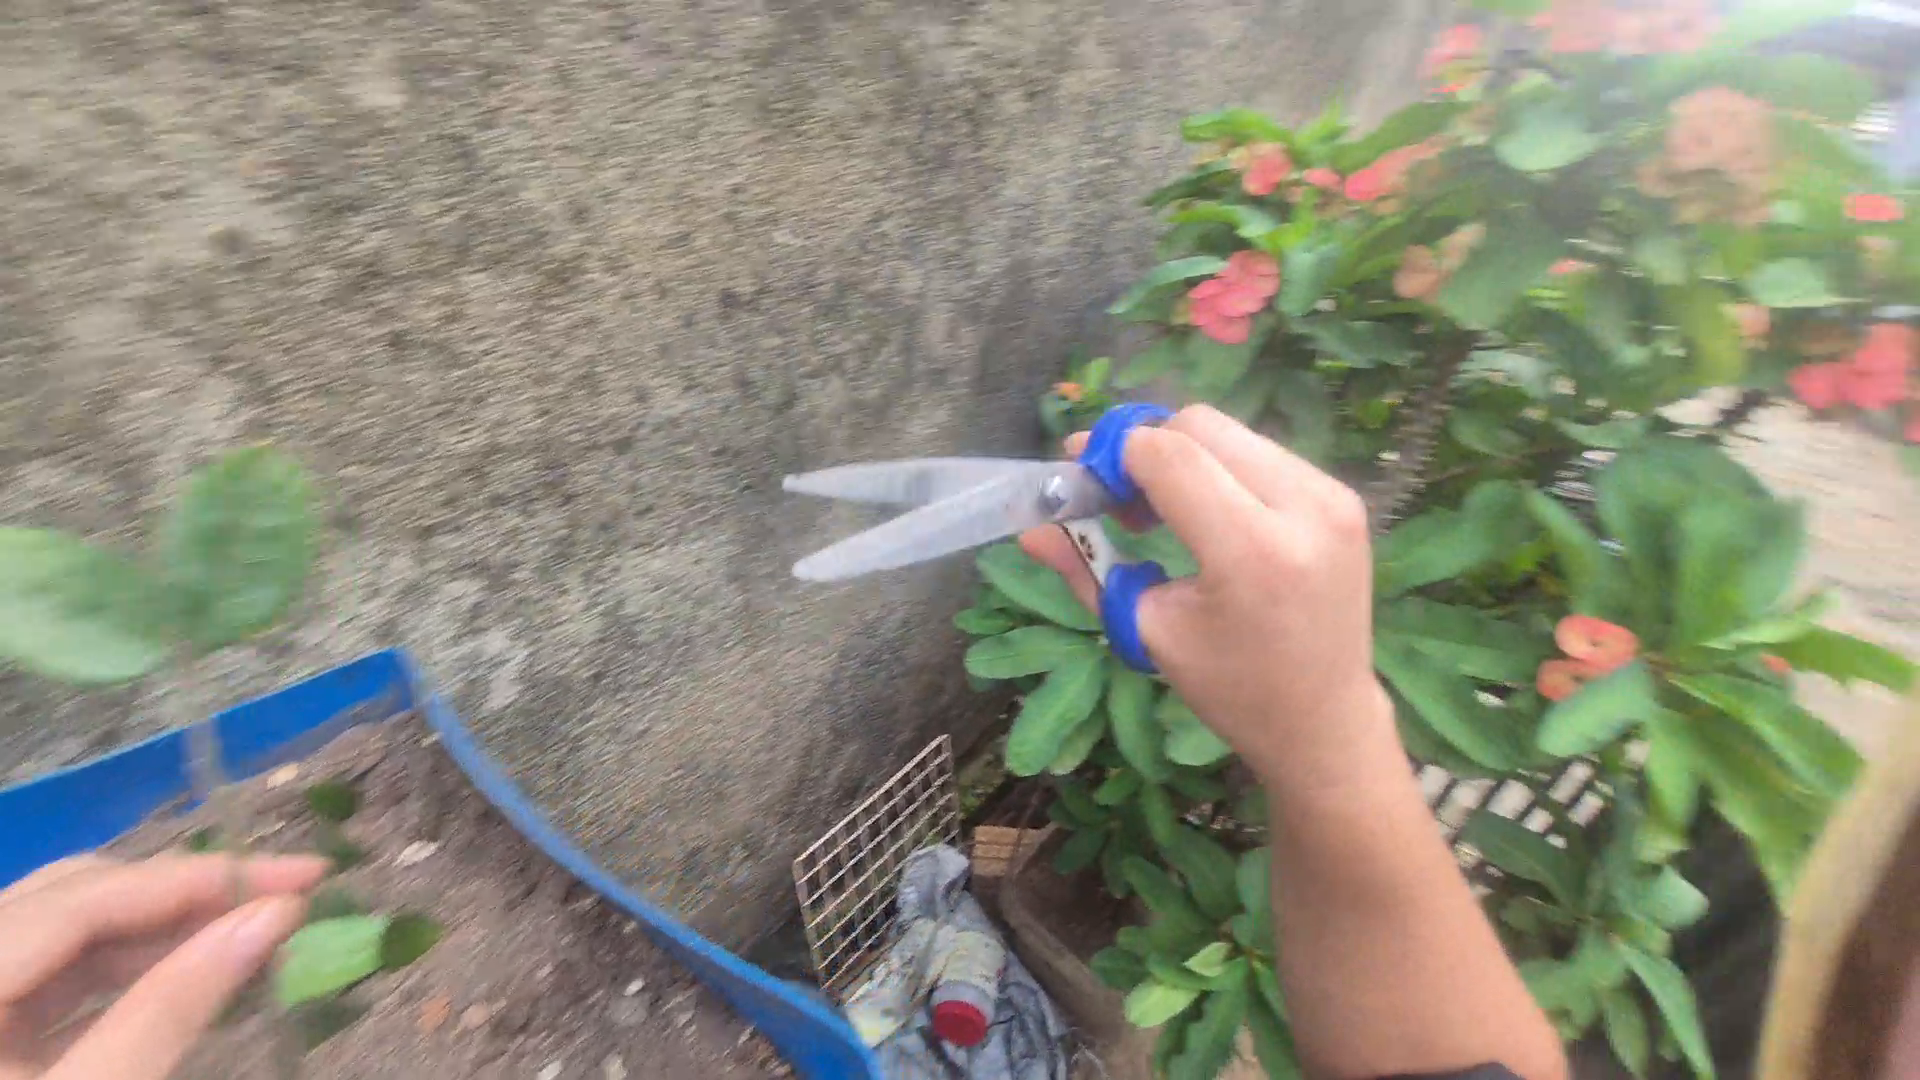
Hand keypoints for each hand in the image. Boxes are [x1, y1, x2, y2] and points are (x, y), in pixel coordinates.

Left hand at [0, 853, 327, 1079]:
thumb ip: (177, 1003)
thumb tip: (279, 912)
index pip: (90, 895)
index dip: (206, 875)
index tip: (310, 876)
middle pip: (72, 894)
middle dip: (187, 890)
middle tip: (283, 900)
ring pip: (61, 925)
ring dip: (163, 922)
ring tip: (246, 932)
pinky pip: (46, 969)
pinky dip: (125, 961)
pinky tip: (185, 969)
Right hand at [1021, 405, 1400, 799]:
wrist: (1325, 721)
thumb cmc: (1228, 688)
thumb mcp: (1144, 629)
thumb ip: (1084, 567)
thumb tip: (1030, 528)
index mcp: (1251, 552)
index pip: (1167, 455)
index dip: (1113, 455)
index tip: (1085, 483)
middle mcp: (1304, 507)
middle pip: (1198, 425)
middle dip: (1145, 448)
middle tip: (1119, 498)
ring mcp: (1333, 496)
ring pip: (1229, 433)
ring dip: (1181, 456)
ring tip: (1159, 510)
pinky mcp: (1344, 495)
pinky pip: (1259, 452)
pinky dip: (1217, 468)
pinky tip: (1205, 514)